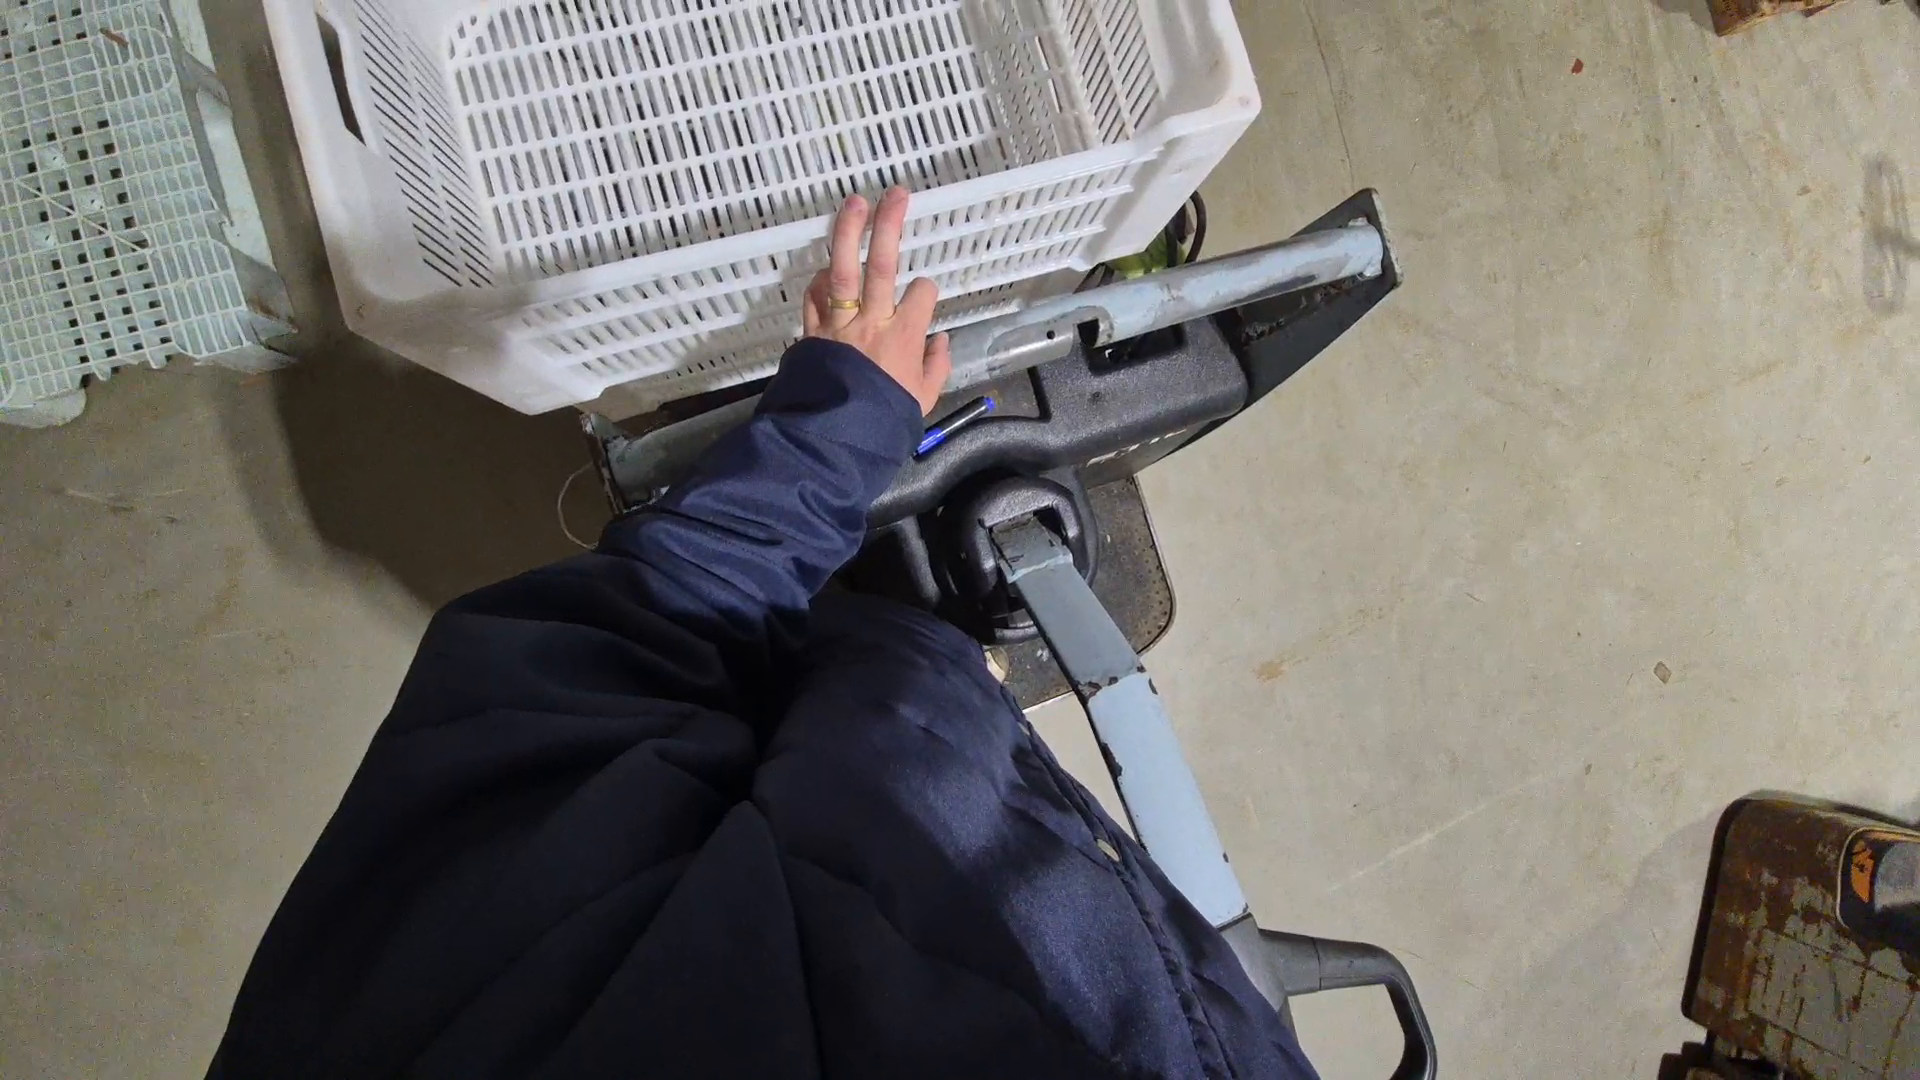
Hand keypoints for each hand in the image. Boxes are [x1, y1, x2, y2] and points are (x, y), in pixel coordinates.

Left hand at [802, 188, 951, 415]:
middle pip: (882, 264)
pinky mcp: (812, 332)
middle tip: (896, 194)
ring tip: (855, 203)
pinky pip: (814, 296)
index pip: (922, 293)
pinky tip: (827, 270)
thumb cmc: (885, 422)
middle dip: (890, 225)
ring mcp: (838, 324)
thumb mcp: (924, 401)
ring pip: (843, 269)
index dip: (925, 292)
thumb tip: (941, 339)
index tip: (923, 298)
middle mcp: (872, 321)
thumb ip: (936, 367)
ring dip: (848, 232)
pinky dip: (820, 280)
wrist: (836, 438)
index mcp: (904, 337)